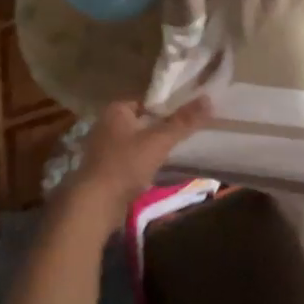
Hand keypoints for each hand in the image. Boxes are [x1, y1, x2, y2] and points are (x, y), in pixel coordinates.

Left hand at [59, 97, 211, 230]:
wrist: (94, 204)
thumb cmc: (126, 164)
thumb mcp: (160, 140)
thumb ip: (184, 120)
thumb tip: (209, 98)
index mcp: (115, 111)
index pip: (146, 101)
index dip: (166, 107)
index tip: (185, 115)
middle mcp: (104, 126)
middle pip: (141, 122)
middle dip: (159, 128)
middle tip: (183, 133)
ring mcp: (101, 150)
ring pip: (134, 142)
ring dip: (150, 147)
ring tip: (173, 151)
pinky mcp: (101, 171)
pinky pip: (127, 160)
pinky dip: (140, 163)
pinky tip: (155, 170)